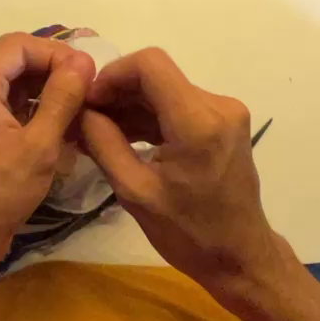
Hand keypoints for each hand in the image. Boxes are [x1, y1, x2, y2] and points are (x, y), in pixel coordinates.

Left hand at [0, 33, 95, 283]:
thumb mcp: (39, 145)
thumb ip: (62, 98)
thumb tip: (84, 60)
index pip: (18, 45)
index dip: (57, 51)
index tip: (88, 73)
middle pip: (15, 61)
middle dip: (54, 71)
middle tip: (88, 92)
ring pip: (14, 86)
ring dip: (47, 93)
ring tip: (81, 111)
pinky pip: (8, 109)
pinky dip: (35, 112)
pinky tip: (62, 131)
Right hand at [77, 48, 288, 292]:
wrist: (238, 255)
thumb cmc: (187, 233)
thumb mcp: (135, 192)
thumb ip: (104, 143)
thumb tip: (81, 110)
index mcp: (198, 122)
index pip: (150, 64)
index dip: (112, 75)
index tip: (89, 102)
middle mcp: (218, 106)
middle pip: (157, 76)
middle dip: (117, 93)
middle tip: (85, 122)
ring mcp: (225, 112)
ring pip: (165, 90)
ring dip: (131, 106)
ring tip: (97, 133)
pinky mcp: (224, 122)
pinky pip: (179, 105)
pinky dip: (150, 117)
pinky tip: (123, 138)